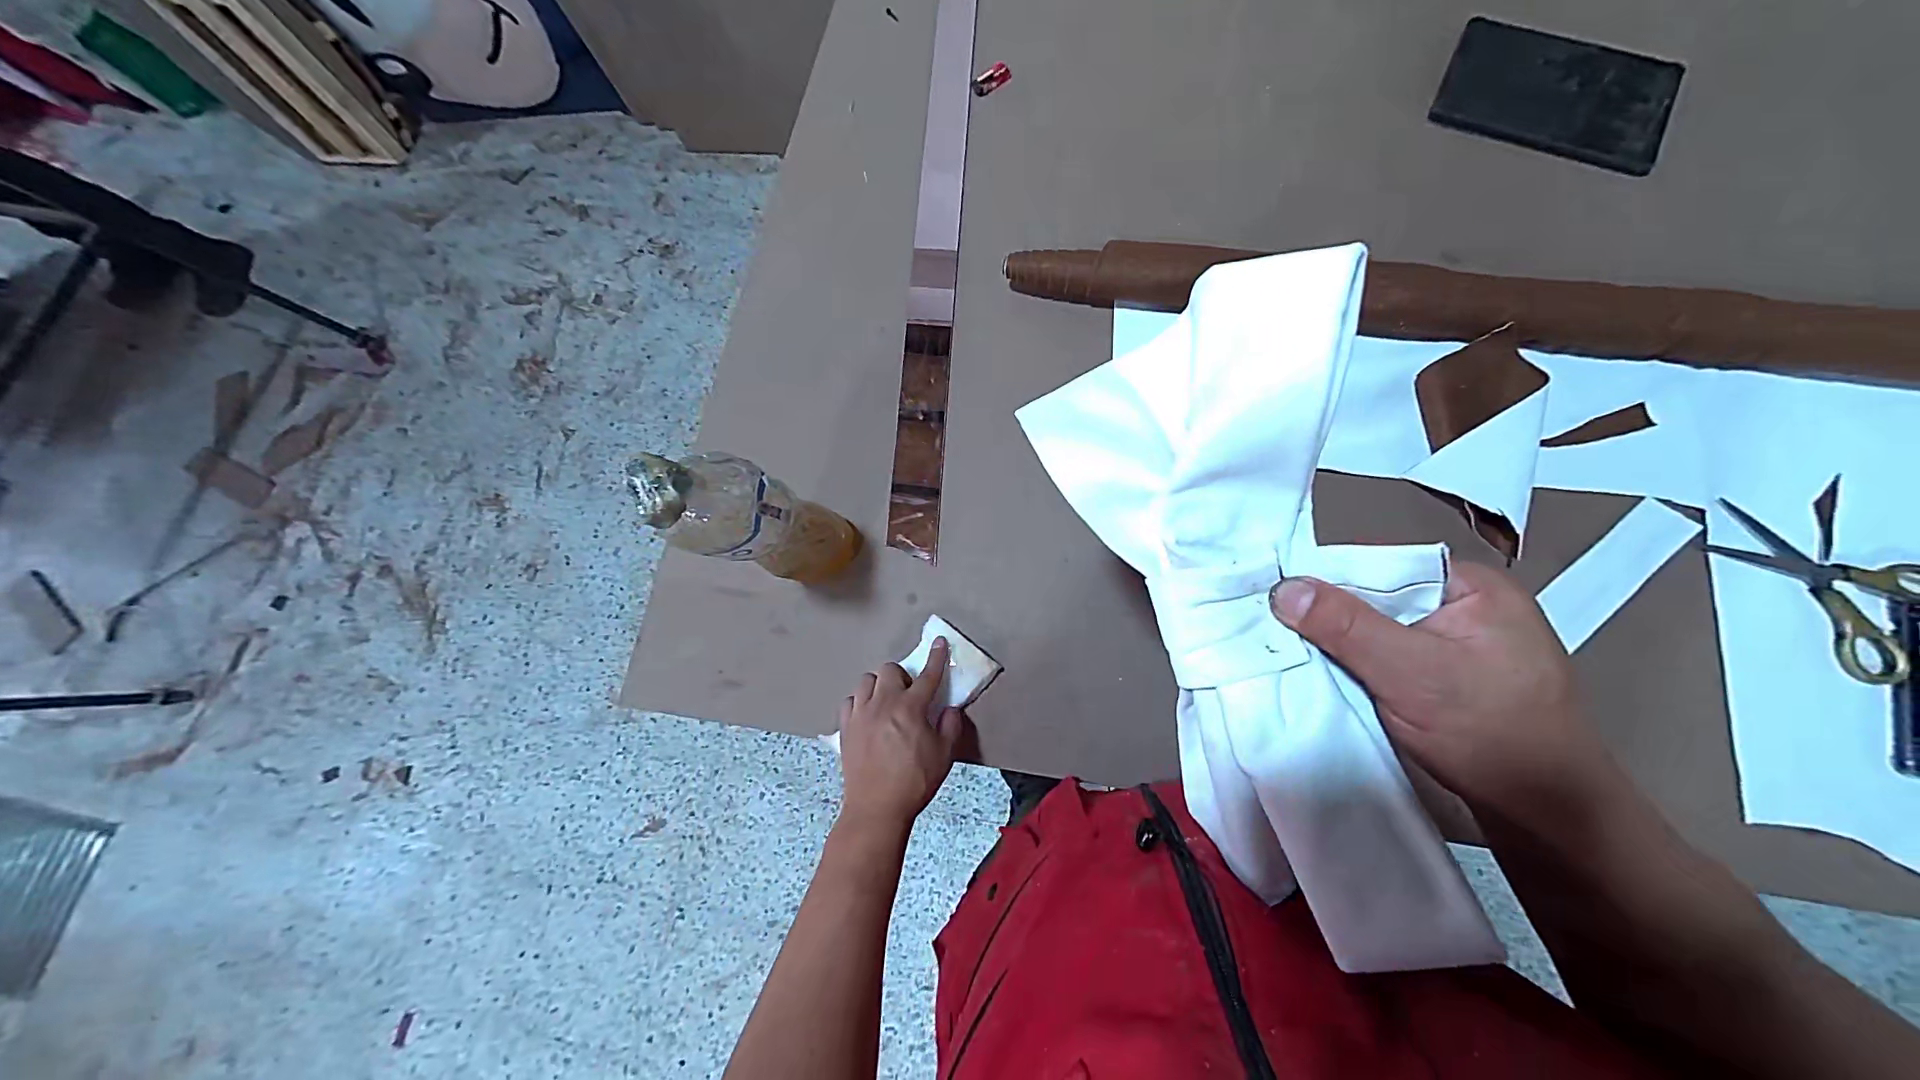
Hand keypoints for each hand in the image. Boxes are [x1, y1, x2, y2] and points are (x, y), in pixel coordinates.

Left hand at [836, 638, 964, 833]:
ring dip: (880, 685)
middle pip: (890, 670)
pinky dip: (861, 702)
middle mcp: (883, 704)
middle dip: (903, 676)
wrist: (877, 807)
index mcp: (910, 708)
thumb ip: (950, 726)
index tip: (939, 643)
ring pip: (867, 681)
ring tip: (888, 702)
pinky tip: (868, 715)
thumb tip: (950, 709)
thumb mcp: (944, 755)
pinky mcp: (846, 728)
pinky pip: (850, 701)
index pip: (927, 675)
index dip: (936, 657)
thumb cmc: (914, 782)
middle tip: (910, 695)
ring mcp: (861, 714)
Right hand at [1268, 562, 1621, 822]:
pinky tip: (1335, 680)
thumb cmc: (1494, 734)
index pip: (1379, 568)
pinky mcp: (1447, 678)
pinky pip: (1387, 659)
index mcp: (1472, 587)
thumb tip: (1285, 588)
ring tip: (1302, 658)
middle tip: (1282, 636)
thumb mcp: (1409, 671)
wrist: (1546, 814)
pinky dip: (1359, 670)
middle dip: (1331, 622)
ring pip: (1378, 633)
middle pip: (1375, 600)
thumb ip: (1345, 626)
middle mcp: (1466, 607)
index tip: (1280, 604)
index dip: (1327, 585)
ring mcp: (1459, 645)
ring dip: (1342, 649)